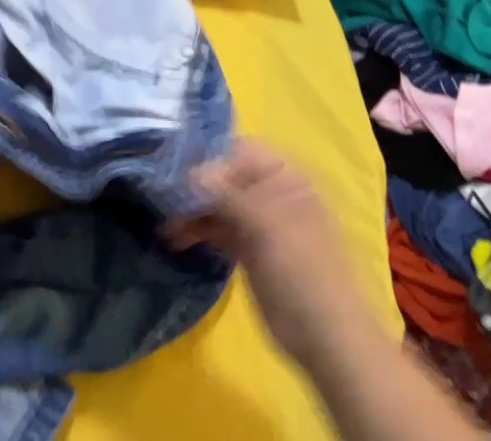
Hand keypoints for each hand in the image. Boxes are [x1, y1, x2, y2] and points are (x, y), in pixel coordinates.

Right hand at [166, 139, 361, 362]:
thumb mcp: (270, 230)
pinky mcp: (248, 247)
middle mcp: (273, 194)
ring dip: (191, 208)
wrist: (327, 340)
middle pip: (225, 175)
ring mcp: (260, 222)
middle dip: (194, 185)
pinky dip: (197, 228)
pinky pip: (217, 227)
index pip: (242, 151)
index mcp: (289, 179)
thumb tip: (191, 172)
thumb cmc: (304, 276)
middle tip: (163, 199)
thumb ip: (230, 196)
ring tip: (166, 224)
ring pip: (217, 202)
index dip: (211, 159)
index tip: (178, 173)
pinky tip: (174, 237)